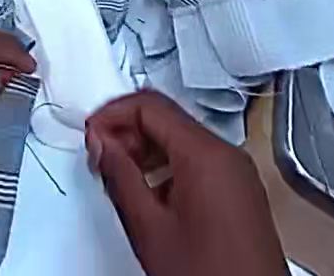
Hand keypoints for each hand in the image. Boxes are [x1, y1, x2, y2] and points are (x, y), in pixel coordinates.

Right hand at [87, 91, 287, 275]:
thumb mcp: (150, 228)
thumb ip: (119, 174)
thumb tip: (101, 142)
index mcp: (205, 154)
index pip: (149, 106)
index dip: (113, 114)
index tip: (93, 133)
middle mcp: (226, 154)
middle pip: (165, 118)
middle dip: (128, 131)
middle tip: (101, 154)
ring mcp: (237, 173)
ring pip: (180, 137)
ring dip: (145, 148)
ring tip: (121, 176)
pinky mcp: (241, 192)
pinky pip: (198, 159)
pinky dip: (168, 165)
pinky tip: (150, 194)